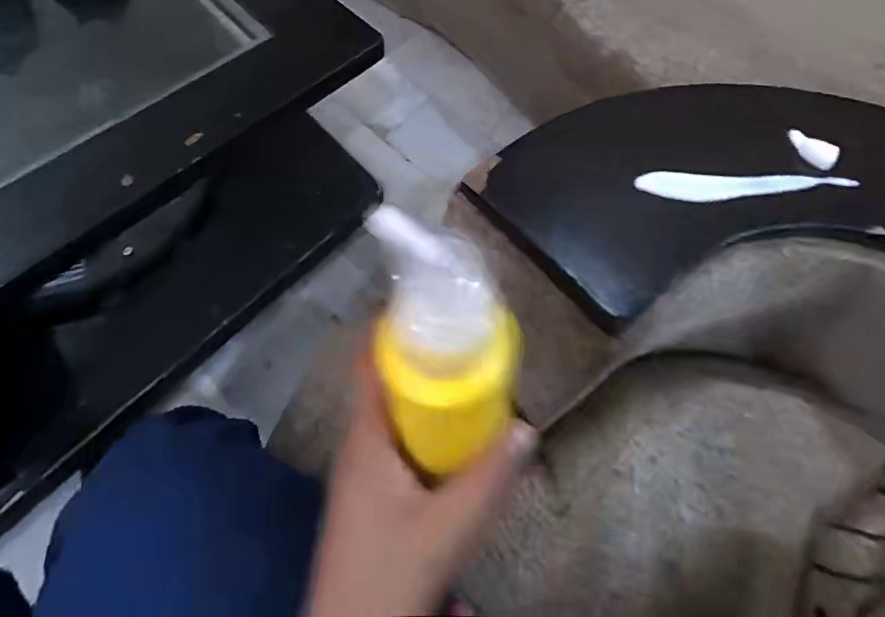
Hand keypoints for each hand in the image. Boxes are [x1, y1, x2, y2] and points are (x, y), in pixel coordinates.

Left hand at [304, 344, 535, 616]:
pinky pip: (397, 449)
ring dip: (427, 406)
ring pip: (394, 421)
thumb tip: (526, 428)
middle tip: (467, 352)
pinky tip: (454, 452)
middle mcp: (358, 445)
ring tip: (470, 393)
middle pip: (388, 388)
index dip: (394, 331)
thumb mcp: (443, 531)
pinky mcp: (369, 499)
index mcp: (364, 436)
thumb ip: (486, 483)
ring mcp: (360, 473)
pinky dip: (424, 438)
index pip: (370, 361)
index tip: (432, 311)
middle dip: (424, 368)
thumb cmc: (386, 573)